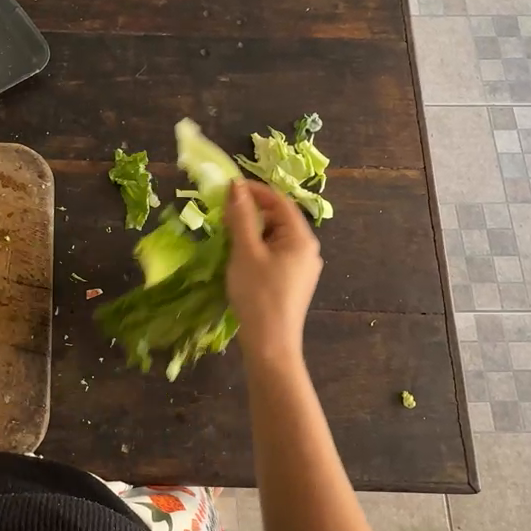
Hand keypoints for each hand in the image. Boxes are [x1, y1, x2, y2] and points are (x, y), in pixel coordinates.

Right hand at [224, 179, 322, 367]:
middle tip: (223, 213)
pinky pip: (275, 253)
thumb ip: (240, 216)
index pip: (279, 201)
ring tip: (227, 234)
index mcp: (301, 238)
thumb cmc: (258, 295)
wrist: (270, 345)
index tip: (228, 187)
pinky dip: (257, 247)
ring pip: (275, 237)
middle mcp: (307, 249)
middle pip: (279, 218)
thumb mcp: (245, 251)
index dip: (255, 190)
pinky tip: (239, 256)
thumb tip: (236, 185)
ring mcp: (302, 267)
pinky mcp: (293, 282)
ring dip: (252, 230)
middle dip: (251, 211)